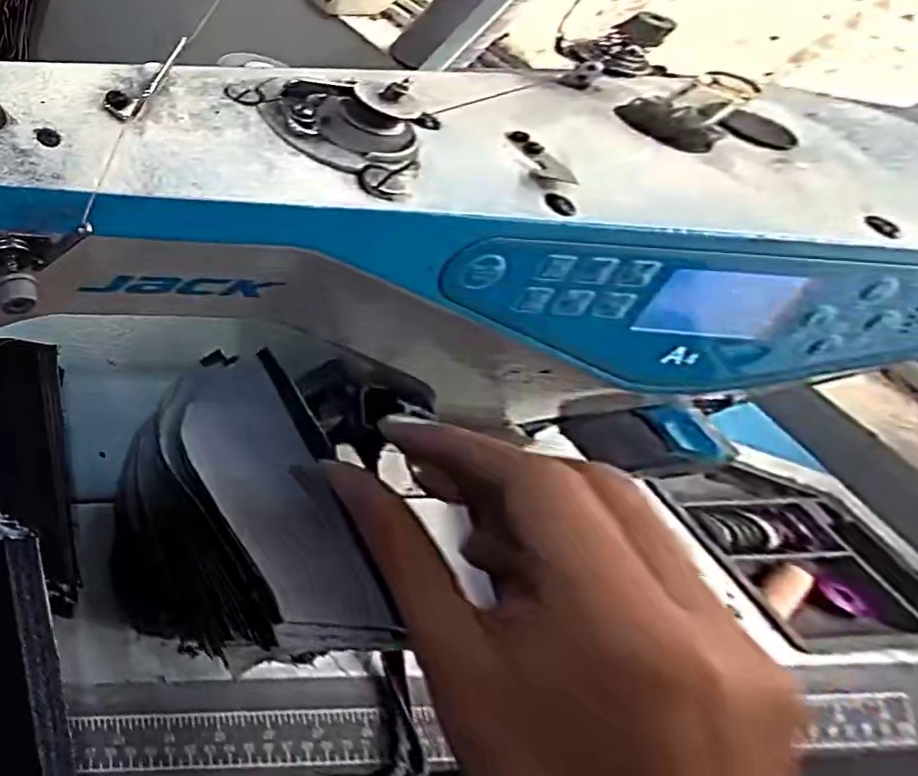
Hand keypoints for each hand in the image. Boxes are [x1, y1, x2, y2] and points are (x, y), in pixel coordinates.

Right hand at [325, 418, 802, 775]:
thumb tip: (348, 483)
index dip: (459, 444)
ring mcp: (739, 646)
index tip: (405, 435)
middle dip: (496, 467)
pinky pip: (655, 559)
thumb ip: (398, 549)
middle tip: (429, 471)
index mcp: (626, 627)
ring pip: (626, 515)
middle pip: (589, 484)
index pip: (540, 481)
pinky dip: (579, 542)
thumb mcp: (450, 654)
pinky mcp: (744, 659)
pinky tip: (529, 570)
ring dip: (537, 502)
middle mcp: (707, 630)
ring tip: (473, 530)